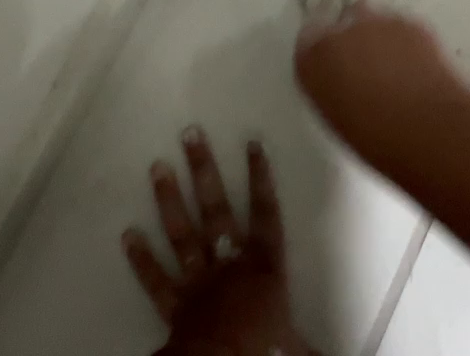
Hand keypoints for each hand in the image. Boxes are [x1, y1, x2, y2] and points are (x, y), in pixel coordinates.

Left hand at [123, 129, 314, 355]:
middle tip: (190, 135)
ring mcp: (197, 281)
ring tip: (157, 166)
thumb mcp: (303, 347)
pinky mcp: (174, 305)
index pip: (265, 215)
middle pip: (216, 210)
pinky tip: (127, 234)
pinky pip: (156, 280)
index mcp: (263, 269)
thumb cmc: (266, 351)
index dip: (261, 178)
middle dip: (204, 171)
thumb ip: (314, 340)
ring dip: (169, 200)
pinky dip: (141, 260)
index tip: (252, 143)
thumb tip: (342, 350)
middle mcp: (229, 265)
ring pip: (182, 233)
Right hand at [292, 0, 469, 168]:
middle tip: (363, 60)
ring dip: (374, 30)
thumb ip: (330, 87)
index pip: (307, 37)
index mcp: (313, 60)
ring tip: (390, 58)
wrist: (430, 131)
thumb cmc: (378, 140)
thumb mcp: (338, 117)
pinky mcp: (410, 22)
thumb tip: (340, 79)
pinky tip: (416, 61)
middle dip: (347, 33)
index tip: (332, 56)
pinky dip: (404, 37)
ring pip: (369, 14)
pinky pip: (400, 24)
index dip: (320, 44)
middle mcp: (338, 32)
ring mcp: (375, 22)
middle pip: (338, 19)